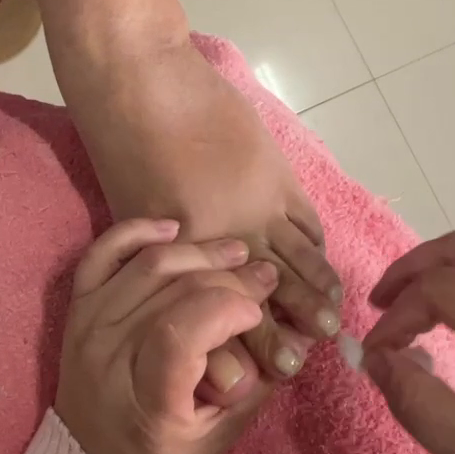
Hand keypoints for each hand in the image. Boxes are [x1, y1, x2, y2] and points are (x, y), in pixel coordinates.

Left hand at [54, 218, 279, 453]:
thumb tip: (298, 333)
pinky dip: (137, 232)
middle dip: (228, 277)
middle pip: (173, 290)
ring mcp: (90, 323)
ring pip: (147, 264)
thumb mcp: (216, 438)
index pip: (182, 333)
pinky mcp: (79, 305)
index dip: (226, 310)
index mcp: (146, 397)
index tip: (258, 311)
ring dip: (197, 251)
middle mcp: (110, 352)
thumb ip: (255, 384)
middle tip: (265, 274)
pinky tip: (174, 228)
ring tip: (236, 250)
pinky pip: (103, 252)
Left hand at [64, 38, 342, 396]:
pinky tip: (323, 260)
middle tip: (307, 359)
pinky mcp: (278, 173)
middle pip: (272, 292)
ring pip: (300, 259)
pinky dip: (317, 244)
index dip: (248, 345)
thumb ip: (170, 252)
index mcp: (192, 252)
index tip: (263, 371)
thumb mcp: (134, 212)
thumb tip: (193, 285)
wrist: (143, 82)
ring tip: (331, 318)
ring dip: (318, 290)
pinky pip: (307, 220)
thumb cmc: (123, 145)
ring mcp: (262, 204)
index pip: (226, 310)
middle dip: (292, 330)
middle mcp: (233, 236)